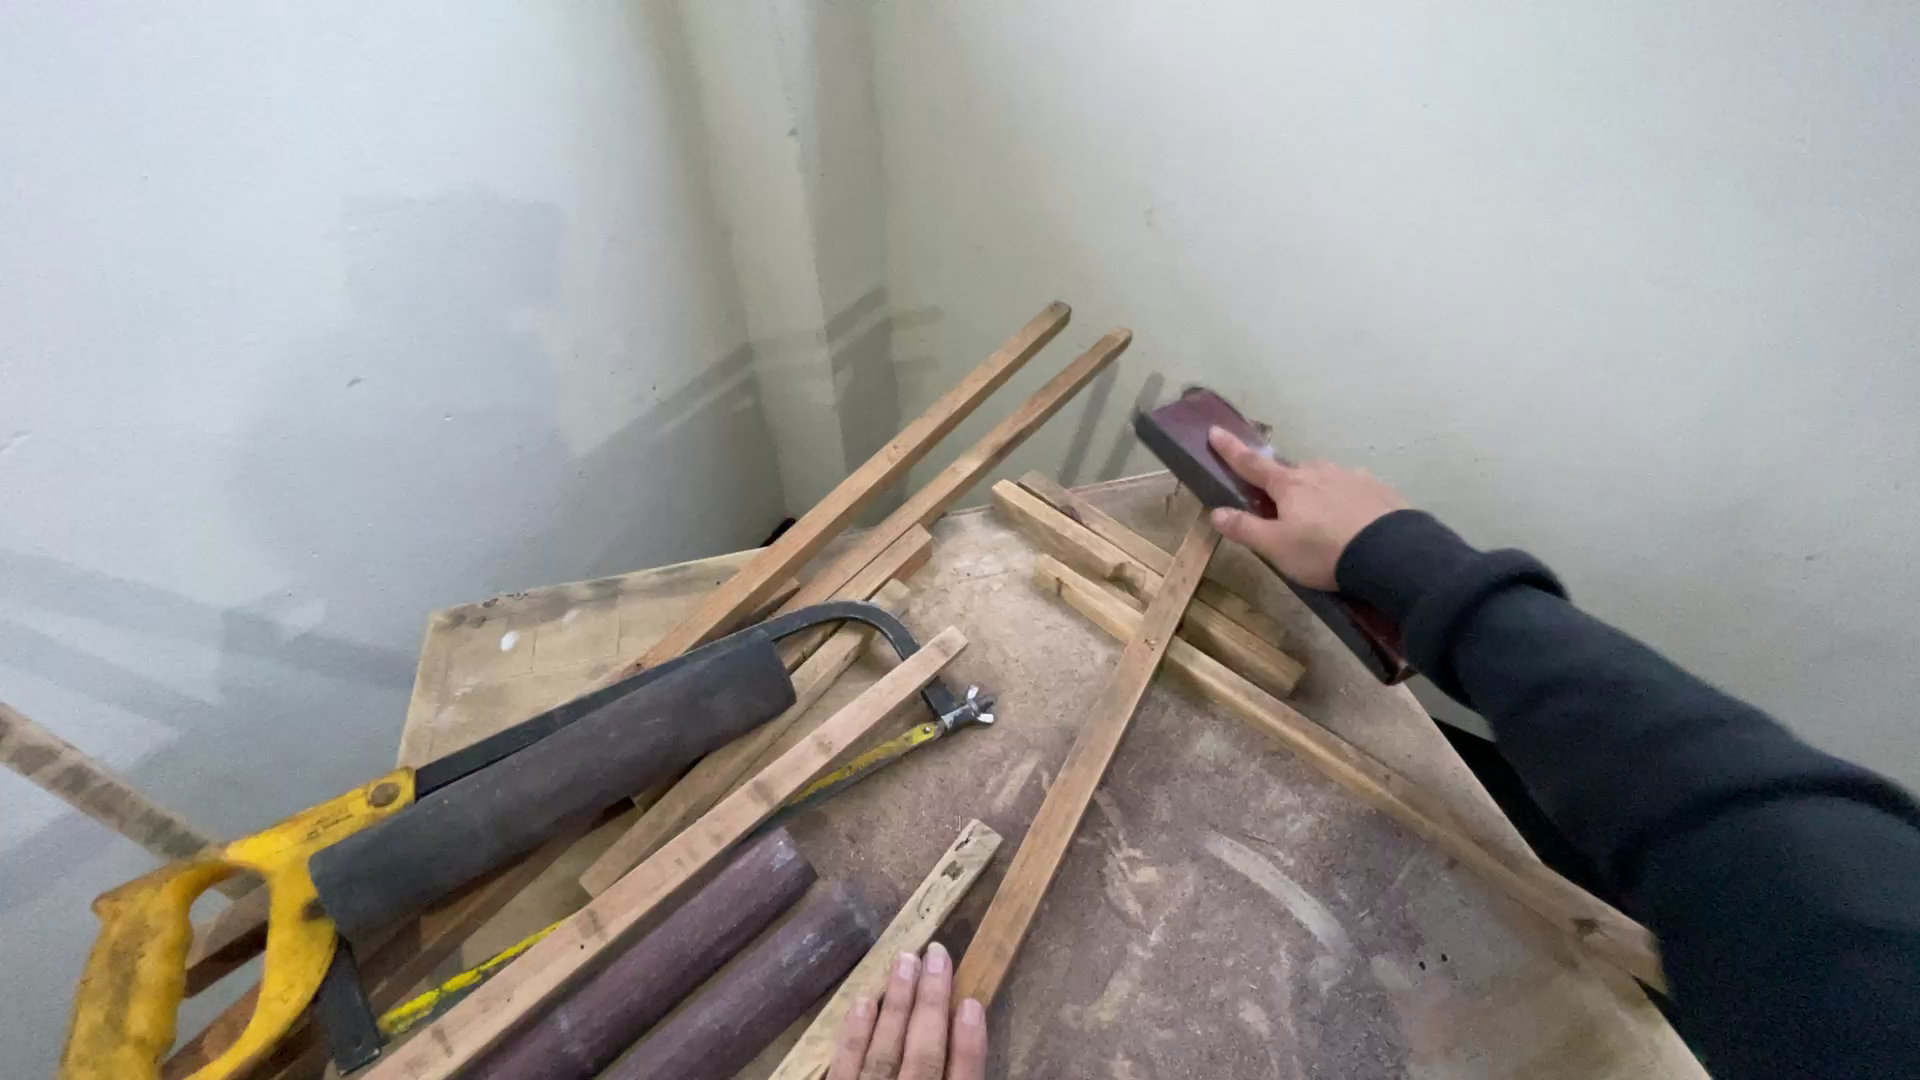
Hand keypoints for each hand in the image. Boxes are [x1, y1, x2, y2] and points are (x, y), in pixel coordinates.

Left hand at [830, 943, 985, 1079]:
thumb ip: (959, 1073)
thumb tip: (968, 1023)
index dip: (969, 1045)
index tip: (972, 1002)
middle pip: (925, 1059)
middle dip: (931, 1004)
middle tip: (937, 953)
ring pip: (884, 1056)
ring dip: (896, 1006)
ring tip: (906, 960)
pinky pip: (843, 1072)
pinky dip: (853, 1039)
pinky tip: (863, 1003)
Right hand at [1206, 426, 1409, 589]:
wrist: (1392, 554)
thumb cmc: (1323, 550)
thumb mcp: (1275, 547)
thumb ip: (1245, 528)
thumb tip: (1216, 513)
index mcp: (1289, 485)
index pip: (1251, 463)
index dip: (1231, 449)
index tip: (1215, 431)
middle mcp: (1319, 473)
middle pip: (1292, 472)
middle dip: (1283, 482)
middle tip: (1282, 504)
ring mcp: (1352, 477)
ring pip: (1325, 477)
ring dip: (1316, 489)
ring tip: (1321, 516)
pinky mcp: (1379, 490)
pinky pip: (1353, 488)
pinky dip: (1346, 499)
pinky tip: (1352, 518)